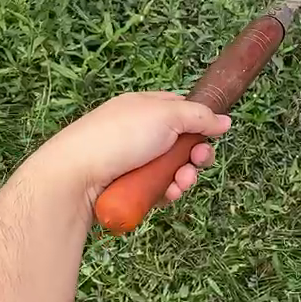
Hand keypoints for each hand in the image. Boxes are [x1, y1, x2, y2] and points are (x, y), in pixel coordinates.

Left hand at [24, 92, 230, 206]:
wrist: (76, 175)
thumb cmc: (117, 137)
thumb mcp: (166, 116)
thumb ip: (199, 116)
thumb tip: (224, 120)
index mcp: (144, 107)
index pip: (180, 110)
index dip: (199, 123)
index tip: (210, 135)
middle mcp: (138, 132)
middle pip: (181, 143)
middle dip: (195, 155)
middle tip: (198, 161)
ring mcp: (132, 160)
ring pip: (172, 169)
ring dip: (184, 176)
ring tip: (180, 183)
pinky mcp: (128, 185)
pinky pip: (158, 188)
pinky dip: (167, 192)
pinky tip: (167, 195)